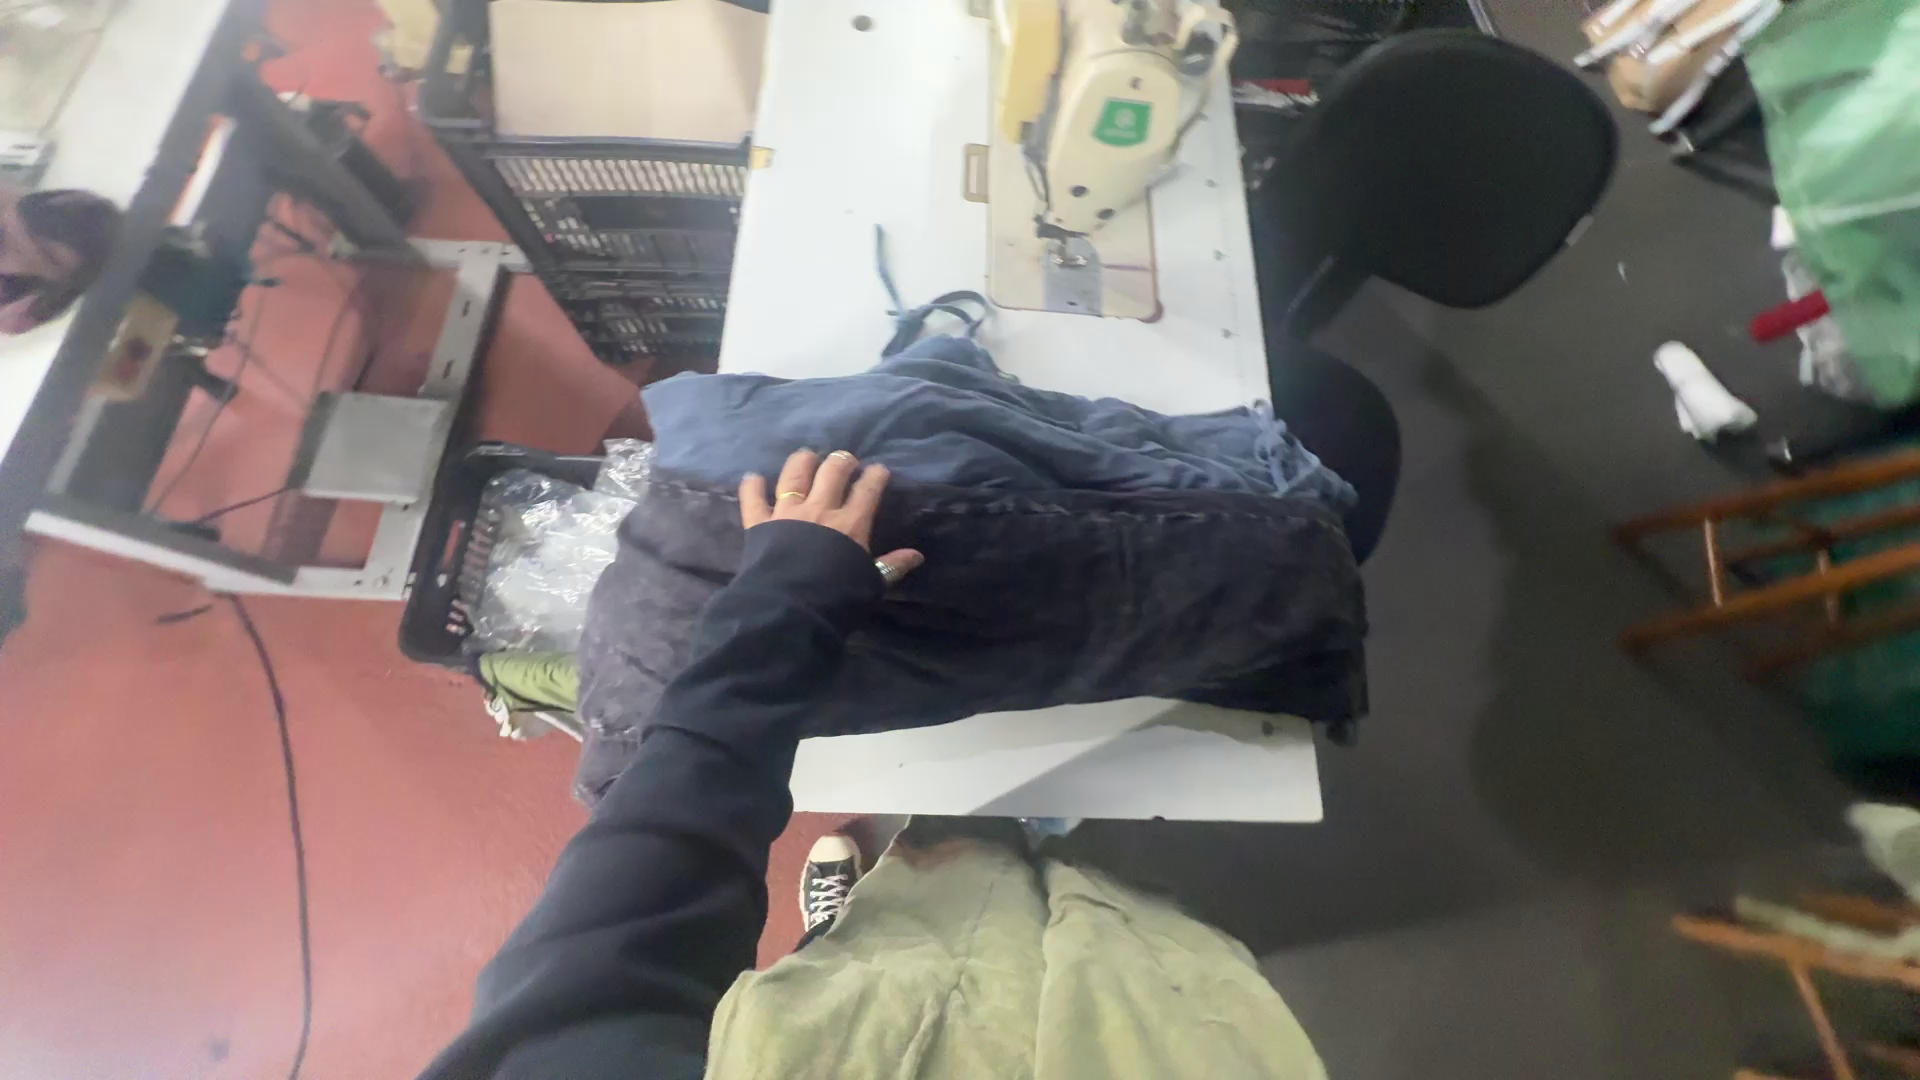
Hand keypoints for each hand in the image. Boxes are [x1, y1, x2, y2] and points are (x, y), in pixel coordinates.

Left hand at [740, 450, 923, 585]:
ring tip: (808, 456)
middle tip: (846, 460)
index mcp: (850, 523)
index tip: (880, 470)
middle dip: (842, 461)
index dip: (876, 476)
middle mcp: (820, 509)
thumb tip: (917, 555)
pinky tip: (753, 477)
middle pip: (833, 473)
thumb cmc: (837, 597)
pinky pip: (753, 498)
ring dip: (803, 461)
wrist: (791, 608)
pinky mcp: (759, 523)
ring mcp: (787, 512)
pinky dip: (752, 486)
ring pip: (795, 474)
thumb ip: (892, 566)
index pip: (868, 489)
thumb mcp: (870, 583)